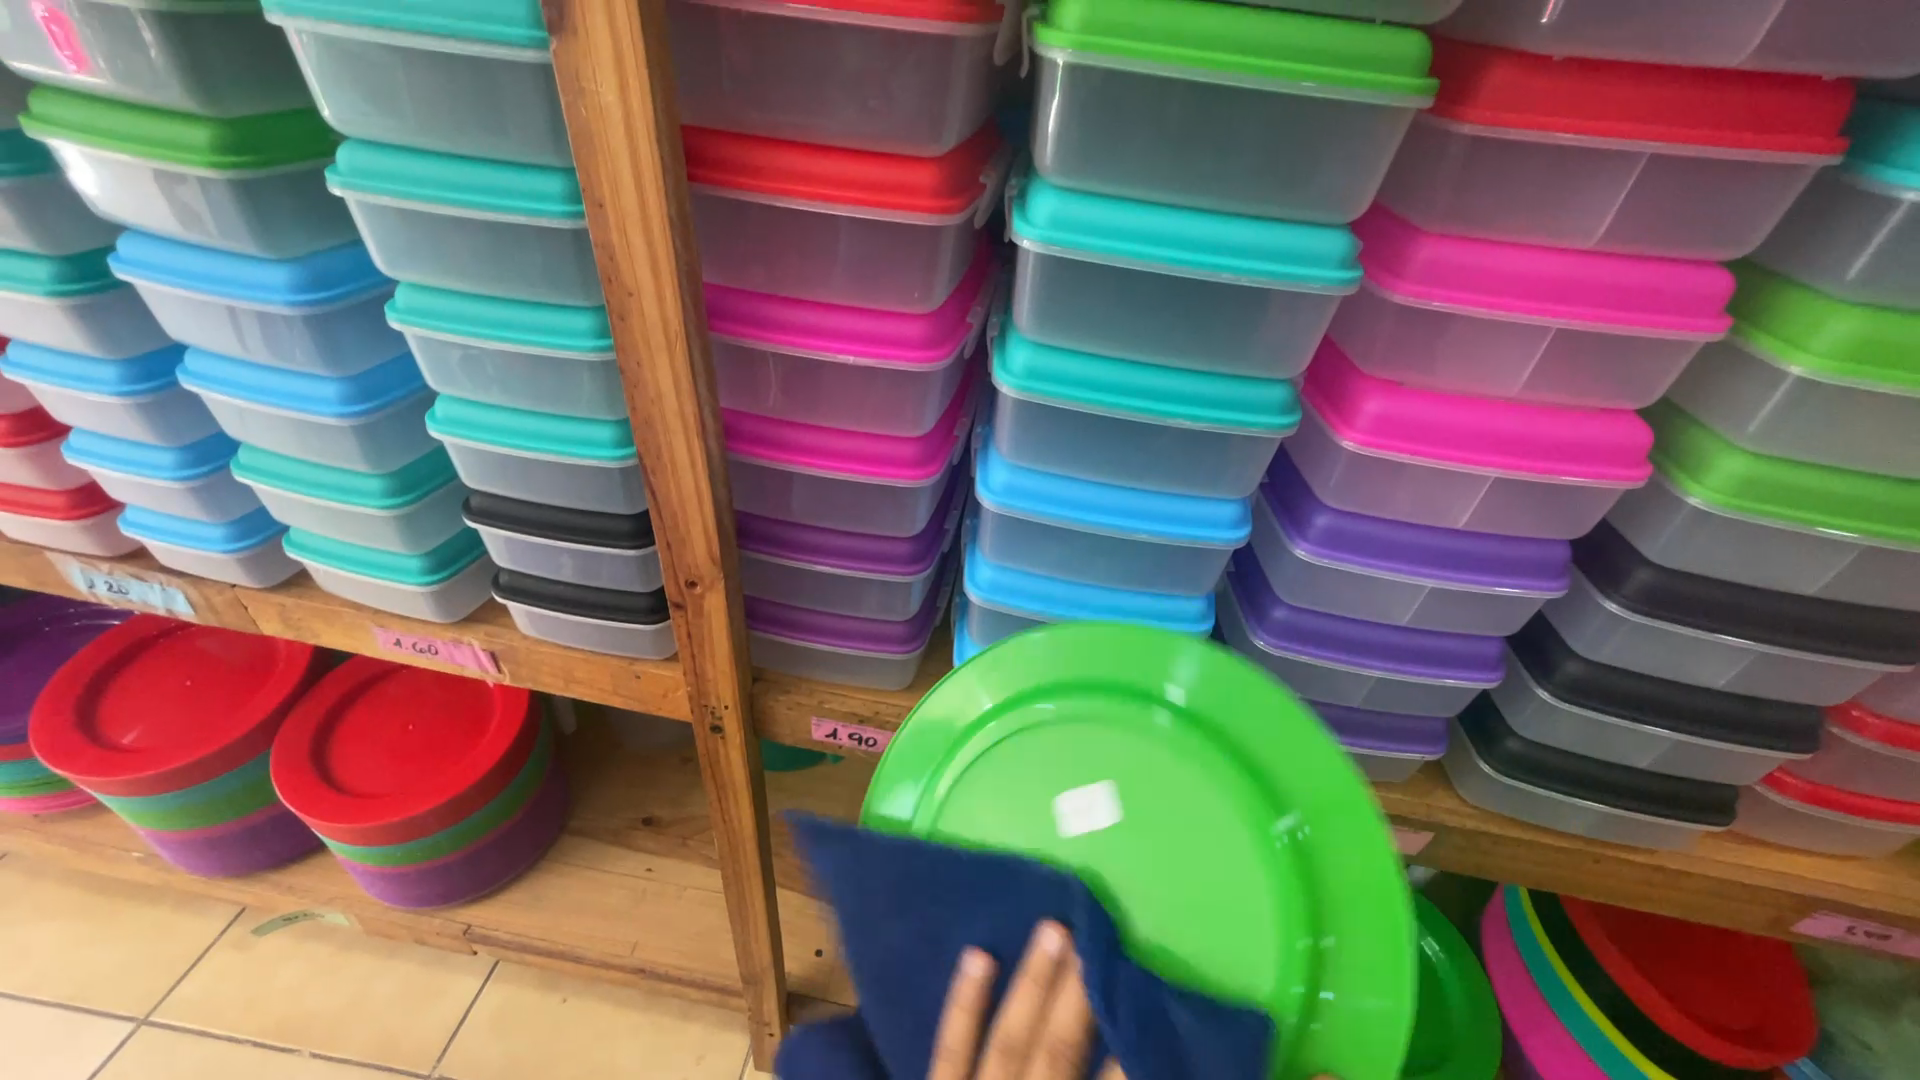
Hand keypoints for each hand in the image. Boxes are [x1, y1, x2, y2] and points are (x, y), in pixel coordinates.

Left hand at [929, 921, 1123, 1079]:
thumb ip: (1091, 1077)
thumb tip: (1125, 1052)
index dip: (1127, 1050)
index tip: (1146, 995)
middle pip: (1058, 1051)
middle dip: (1078, 997)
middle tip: (1099, 941)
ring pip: (1010, 1040)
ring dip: (1033, 983)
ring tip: (1054, 929)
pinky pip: (949, 1047)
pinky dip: (965, 1001)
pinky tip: (977, 954)